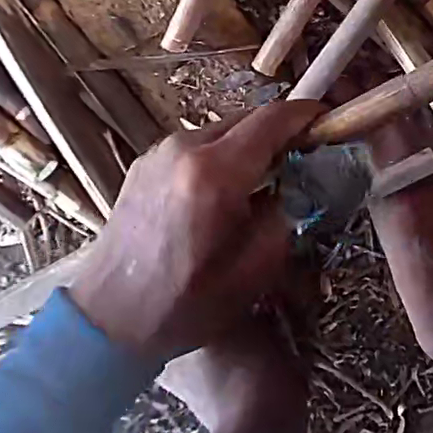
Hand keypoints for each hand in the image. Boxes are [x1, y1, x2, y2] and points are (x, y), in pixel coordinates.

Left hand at [70, 99, 325, 360]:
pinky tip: (220, 193)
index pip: (271, 120)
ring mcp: (159, 152)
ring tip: (261, 183)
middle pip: (246, 120)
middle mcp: (183, 148)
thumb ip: (286, 216)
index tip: (326, 119)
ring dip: (247, 146)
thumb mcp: (253, 272)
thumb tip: (301, 182)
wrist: (106, 317)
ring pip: (220, 131)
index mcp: (214, 173)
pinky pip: (194, 147)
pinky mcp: (144, 164)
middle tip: (302, 160)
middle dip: (279, 133)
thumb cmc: (183, 304)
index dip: (305, 114)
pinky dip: (218, 157)